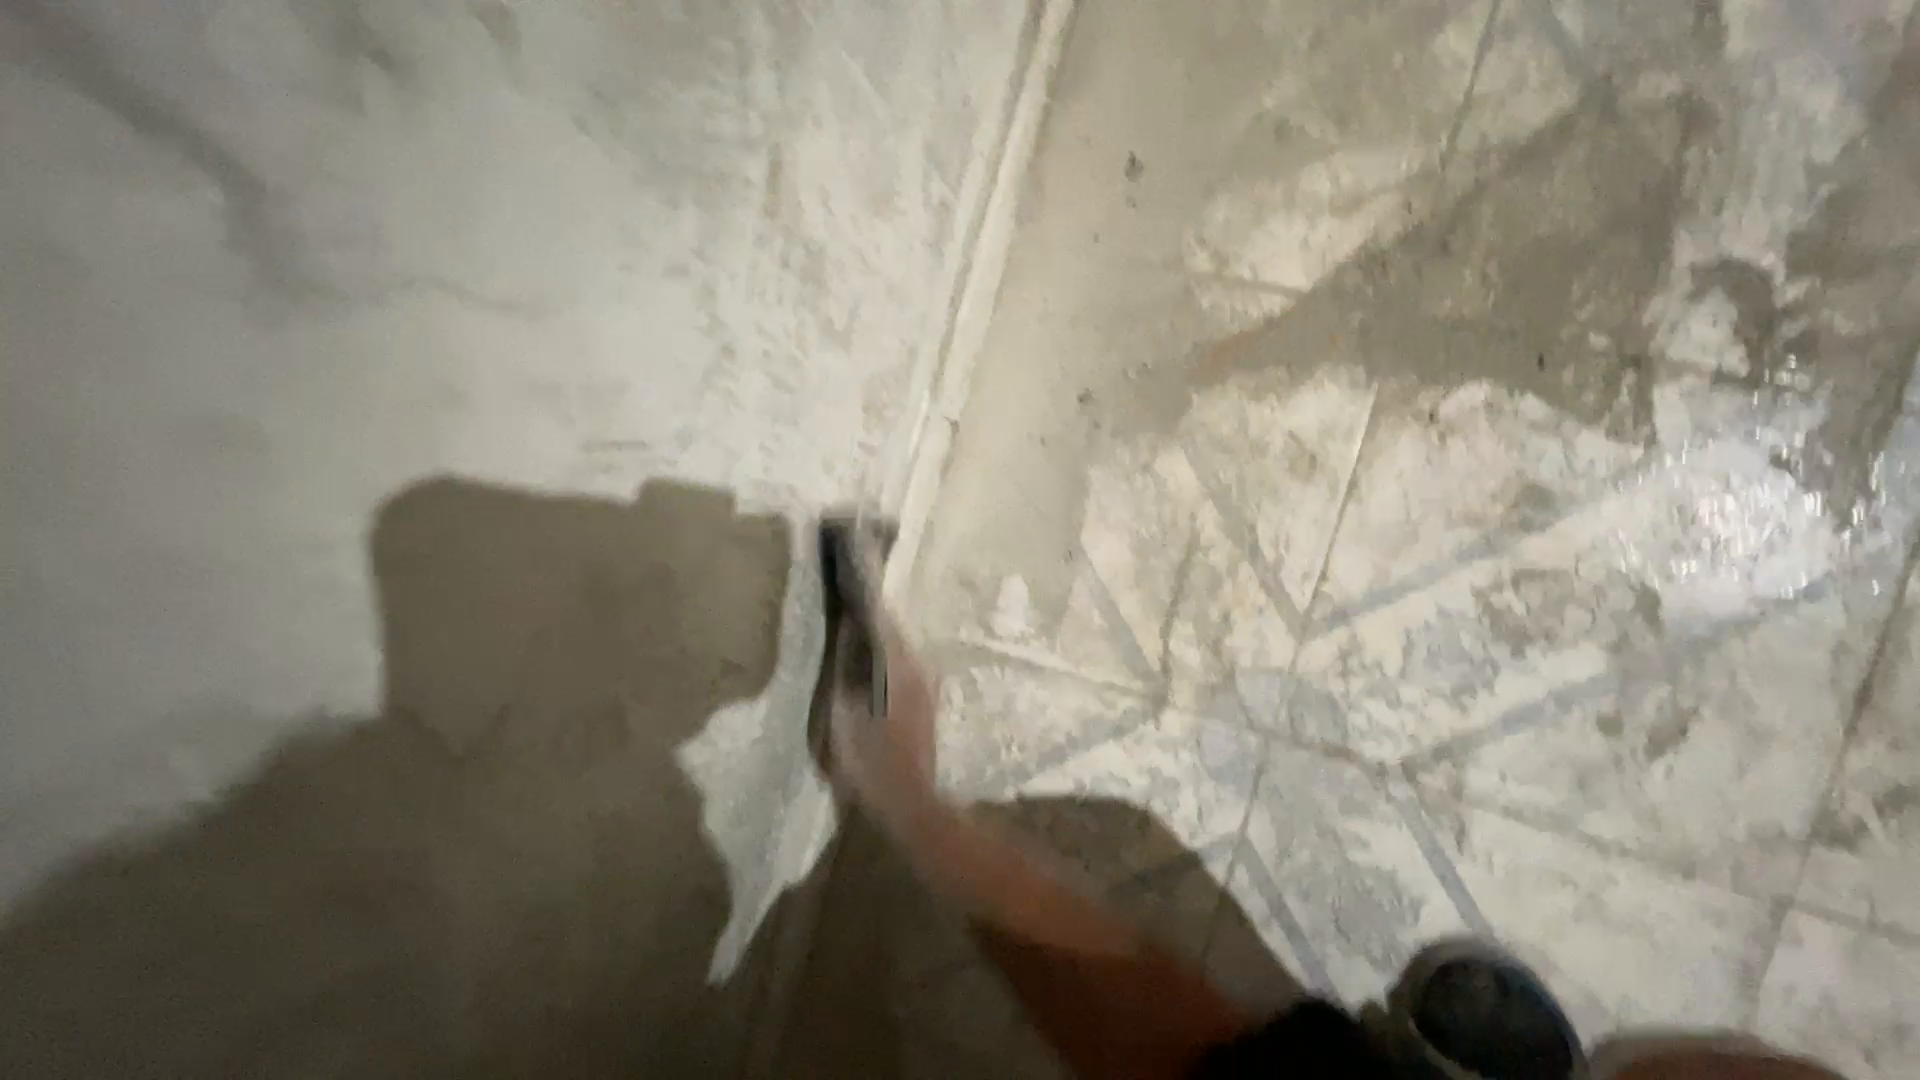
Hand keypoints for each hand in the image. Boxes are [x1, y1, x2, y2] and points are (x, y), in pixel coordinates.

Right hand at [826, 604, 940, 825]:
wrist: (908, 802)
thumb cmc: (869, 761)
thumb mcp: (843, 713)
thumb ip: (846, 666)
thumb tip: (849, 628)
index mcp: (899, 665)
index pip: (883, 616)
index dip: (866, 595)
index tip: (849, 571)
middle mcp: (919, 666)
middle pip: (893, 628)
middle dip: (871, 611)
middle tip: (845, 593)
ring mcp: (927, 683)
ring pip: (898, 645)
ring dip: (878, 632)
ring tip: (851, 620)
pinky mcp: (925, 698)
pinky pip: (901, 663)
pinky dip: (884, 653)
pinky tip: (866, 657)